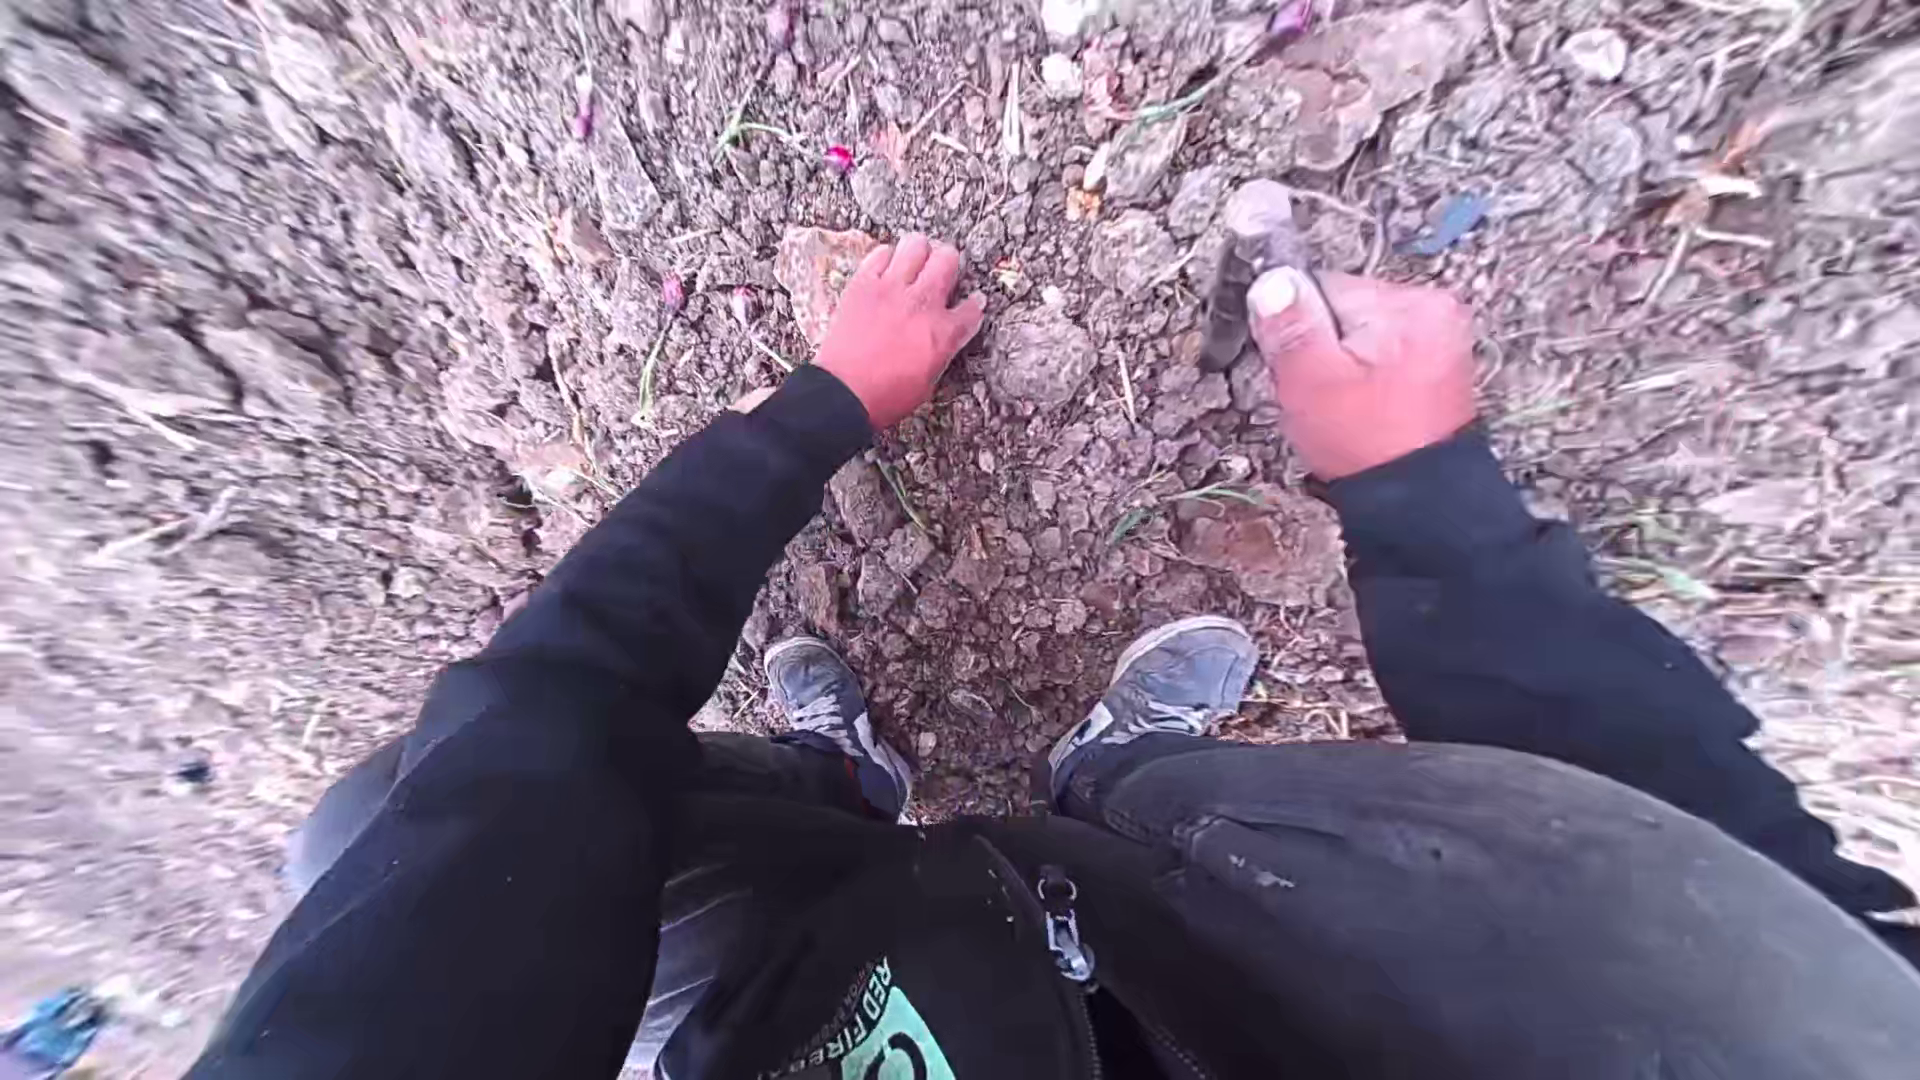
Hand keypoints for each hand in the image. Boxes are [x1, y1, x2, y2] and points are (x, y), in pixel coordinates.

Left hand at [814, 234, 986, 428]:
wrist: (845, 393)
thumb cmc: (885, 396)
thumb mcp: (927, 382)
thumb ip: (940, 352)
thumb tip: (944, 340)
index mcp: (943, 333)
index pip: (972, 308)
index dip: (974, 305)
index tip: (970, 304)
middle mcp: (923, 303)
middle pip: (948, 259)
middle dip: (948, 263)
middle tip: (940, 271)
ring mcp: (892, 289)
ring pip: (916, 244)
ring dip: (919, 252)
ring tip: (913, 264)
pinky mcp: (863, 284)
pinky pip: (880, 253)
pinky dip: (886, 258)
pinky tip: (885, 270)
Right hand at [1248, 267, 1475, 479]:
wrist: (1413, 494)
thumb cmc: (1362, 440)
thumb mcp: (1311, 381)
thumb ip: (1291, 328)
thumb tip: (1272, 280)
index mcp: (1403, 306)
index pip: (1320, 287)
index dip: (1293, 329)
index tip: (1293, 365)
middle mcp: (1430, 309)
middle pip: (1340, 309)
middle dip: (1315, 347)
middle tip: (1315, 390)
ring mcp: (1438, 335)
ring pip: (1355, 333)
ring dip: (1334, 361)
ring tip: (1337, 402)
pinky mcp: (1435, 360)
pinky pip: (1377, 351)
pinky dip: (1357, 373)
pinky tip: (1355, 403)